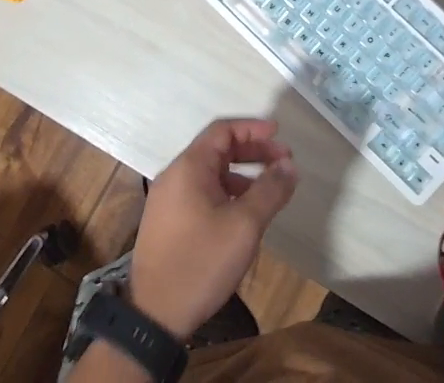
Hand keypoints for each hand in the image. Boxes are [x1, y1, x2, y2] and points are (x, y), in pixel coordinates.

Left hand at [128, 119, 297, 339]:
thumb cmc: (201, 262)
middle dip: (252, 152)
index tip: (280, 135)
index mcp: (188, 168)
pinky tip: (243, 216)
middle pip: (217, 151)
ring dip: (241, 175)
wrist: (154, 315)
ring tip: (269, 192)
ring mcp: (167, 201)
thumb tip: (289, 165)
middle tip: (283, 163)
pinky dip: (226, 194)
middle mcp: (174, 177)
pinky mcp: (168, 224)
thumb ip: (270, 190)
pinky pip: (201, 194)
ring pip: (210, 175)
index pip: (222, 131)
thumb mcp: (244, 225)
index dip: (253, 128)